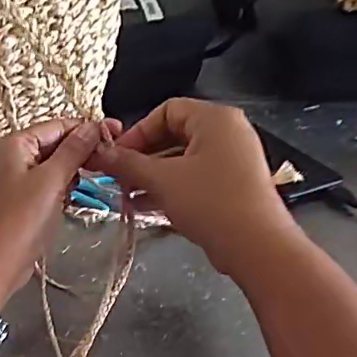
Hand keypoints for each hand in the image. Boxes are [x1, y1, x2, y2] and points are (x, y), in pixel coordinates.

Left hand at [0, 118, 115, 307]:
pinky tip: (71, 198)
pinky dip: (61, 188)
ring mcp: (12, 180)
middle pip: (54, 144)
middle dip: (81, 151)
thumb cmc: (20, 220)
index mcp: (13, 144)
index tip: (117, 133)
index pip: (57, 125)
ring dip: (72, 172)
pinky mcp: (18, 201)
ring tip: (93, 180)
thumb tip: (93, 126)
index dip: (87, 129)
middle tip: (110, 161)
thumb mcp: (50, 180)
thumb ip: (73, 150)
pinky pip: (45, 185)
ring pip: (51, 166)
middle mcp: (10, 156)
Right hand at [92, 99, 300, 277]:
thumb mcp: (162, 180)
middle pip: (174, 135)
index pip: (166, 110)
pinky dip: (171, 188)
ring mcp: (232, 161)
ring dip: (153, 177)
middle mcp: (227, 133)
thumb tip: (102, 154)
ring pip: (182, 160)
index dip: (137, 132)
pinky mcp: (232, 186)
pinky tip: (148, 206)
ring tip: (128, 196)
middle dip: (142, 158)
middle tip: (119, 178)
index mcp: (214, 119)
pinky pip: (194, 179)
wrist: (255, 245)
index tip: (117, 156)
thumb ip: (128, 164)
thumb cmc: (212, 203)